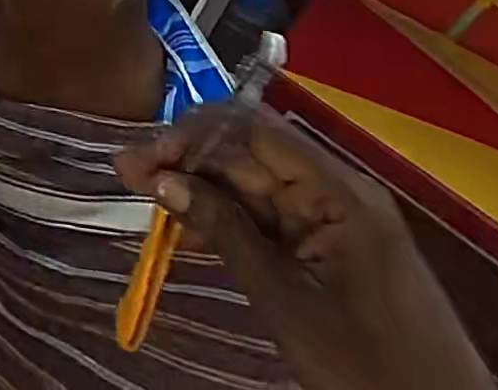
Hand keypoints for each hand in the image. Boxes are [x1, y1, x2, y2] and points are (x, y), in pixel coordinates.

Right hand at [115, 109, 491, 389]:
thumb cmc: (369, 367)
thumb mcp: (287, 301)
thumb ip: (224, 230)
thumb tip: (162, 179)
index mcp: (338, 191)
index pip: (252, 131)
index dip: (194, 135)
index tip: (149, 156)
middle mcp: (332, 189)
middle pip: (244, 155)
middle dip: (184, 161)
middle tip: (128, 173)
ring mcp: (328, 215)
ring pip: (247, 183)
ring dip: (196, 189)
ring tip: (143, 195)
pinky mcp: (322, 242)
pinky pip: (262, 215)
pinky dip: (222, 218)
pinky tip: (184, 226)